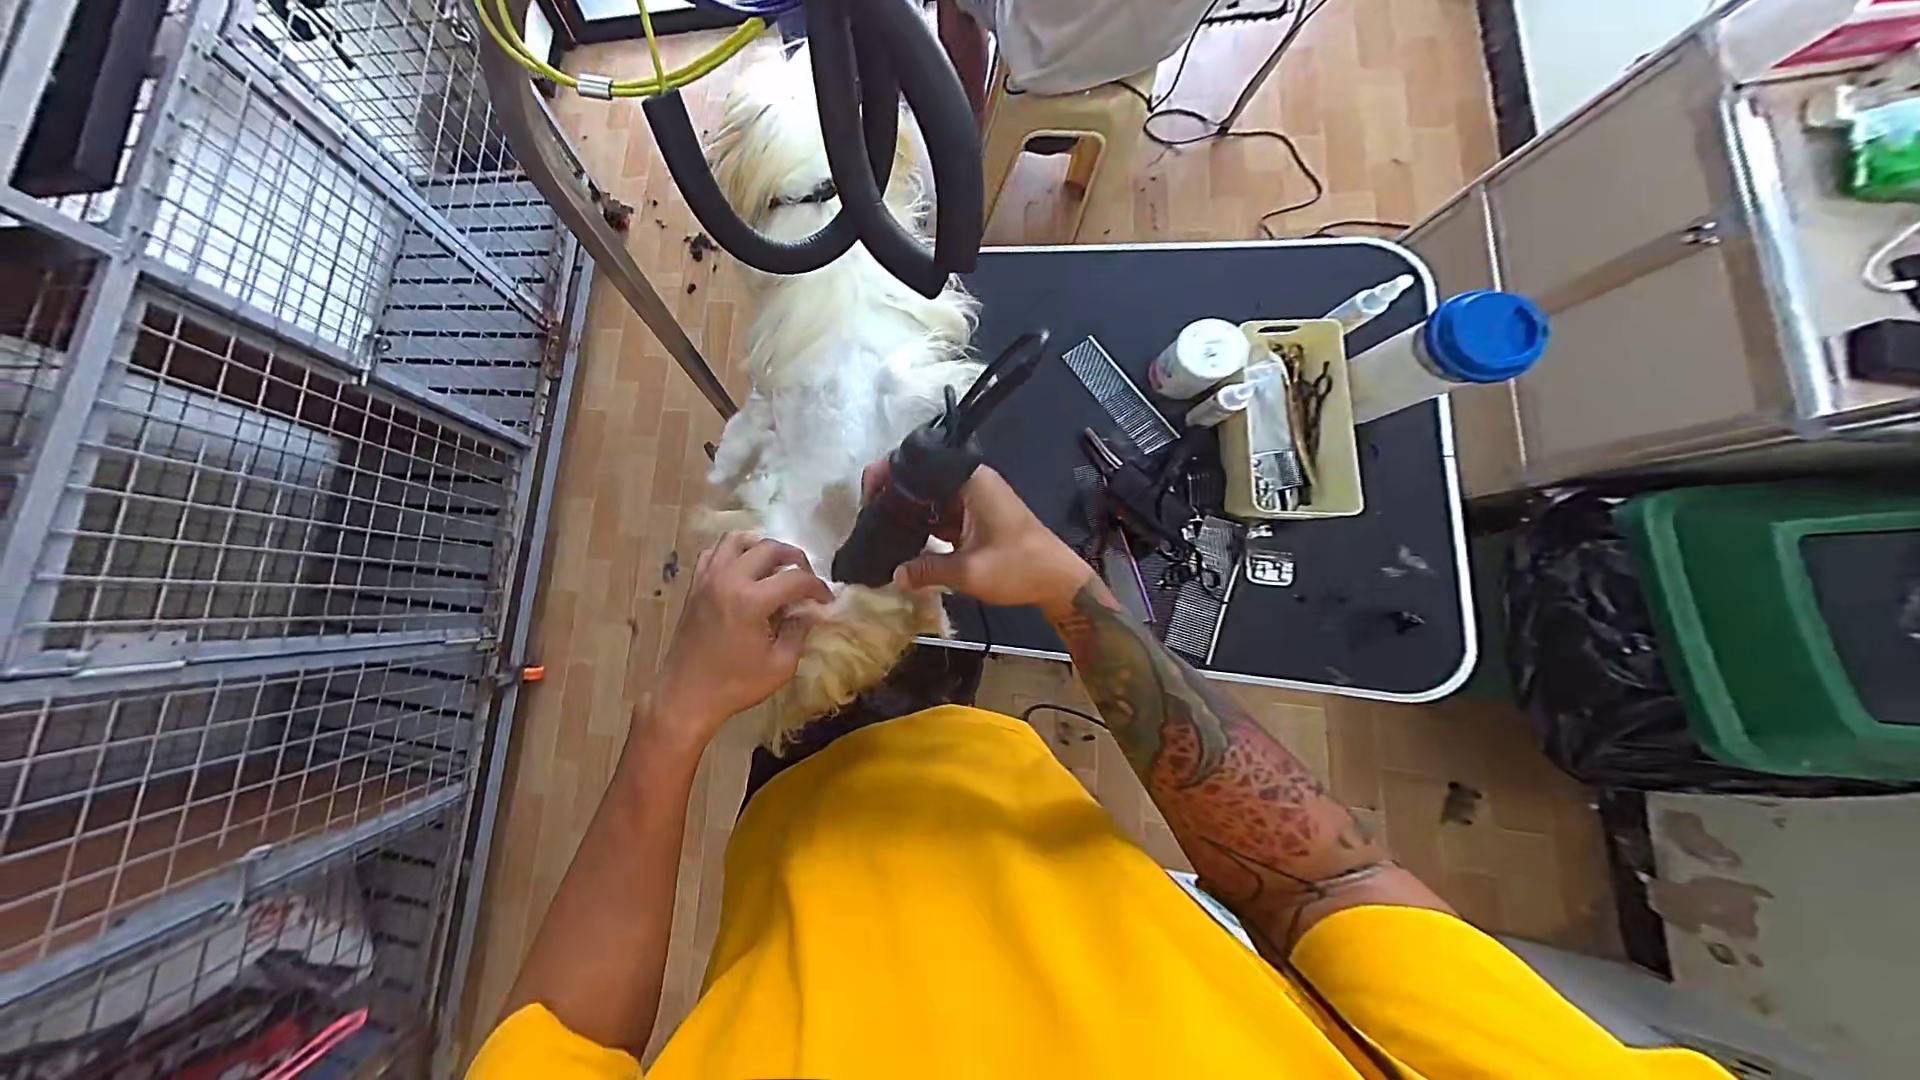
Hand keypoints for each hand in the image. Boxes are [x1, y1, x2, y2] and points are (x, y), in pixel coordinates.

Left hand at [646, 533, 832, 751]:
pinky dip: (733, 552)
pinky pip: (714, 553)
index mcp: (751, 601)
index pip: (795, 579)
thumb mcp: (781, 665)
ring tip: (775, 564)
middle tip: (805, 578)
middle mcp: (728, 580)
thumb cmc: (735, 685)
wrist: (686, 696)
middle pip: (769, 549)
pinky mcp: (695, 586)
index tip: (826, 599)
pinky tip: (744, 569)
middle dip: (795, 558)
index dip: (817, 587)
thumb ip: (799, 631)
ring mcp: (708, 580)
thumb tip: (809, 611)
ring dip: (762, 547)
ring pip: (737, 540)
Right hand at [862, 460, 1091, 614]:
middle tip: (867, 514)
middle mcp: (971, 483)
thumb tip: (895, 576)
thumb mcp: (970, 572)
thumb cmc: (1019, 568)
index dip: (890, 473)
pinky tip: (901, 539)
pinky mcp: (974, 518)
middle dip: (894, 494)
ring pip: (930, 498)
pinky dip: (923, 525)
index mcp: (971, 482)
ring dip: (908, 511)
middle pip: (923, 479)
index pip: (922, 462)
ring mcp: (973, 500)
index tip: (869, 493)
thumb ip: (927, 570)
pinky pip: (940, 514)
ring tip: (878, 527)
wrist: (1057, 581)